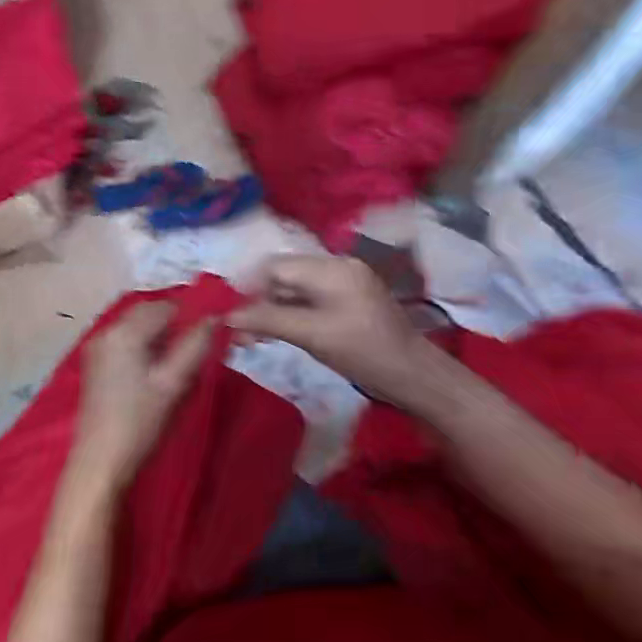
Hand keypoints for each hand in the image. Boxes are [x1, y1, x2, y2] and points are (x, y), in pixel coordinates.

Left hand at [68, 302, 215, 493]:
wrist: (101, 462)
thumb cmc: (140, 422)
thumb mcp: (173, 383)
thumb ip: (196, 346)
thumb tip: (215, 318)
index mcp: (124, 331)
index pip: (166, 306)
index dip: (192, 315)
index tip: (211, 334)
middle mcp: (106, 332)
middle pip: (148, 314)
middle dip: (175, 325)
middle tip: (199, 348)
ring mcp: (97, 349)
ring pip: (137, 328)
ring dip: (161, 337)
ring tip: (181, 362)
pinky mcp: (96, 366)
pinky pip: (126, 343)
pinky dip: (146, 348)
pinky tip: (158, 371)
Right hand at [229, 255, 441, 408]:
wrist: (414, 375)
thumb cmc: (364, 352)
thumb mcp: (312, 336)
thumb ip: (269, 321)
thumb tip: (227, 316)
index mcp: (331, 268)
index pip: (276, 266)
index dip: (248, 287)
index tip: (230, 316)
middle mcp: (337, 266)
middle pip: (284, 274)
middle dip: (258, 300)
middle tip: (241, 333)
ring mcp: (344, 282)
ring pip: (294, 288)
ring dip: (272, 309)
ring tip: (255, 338)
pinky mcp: (348, 300)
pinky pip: (309, 299)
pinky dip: (290, 314)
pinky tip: (279, 334)